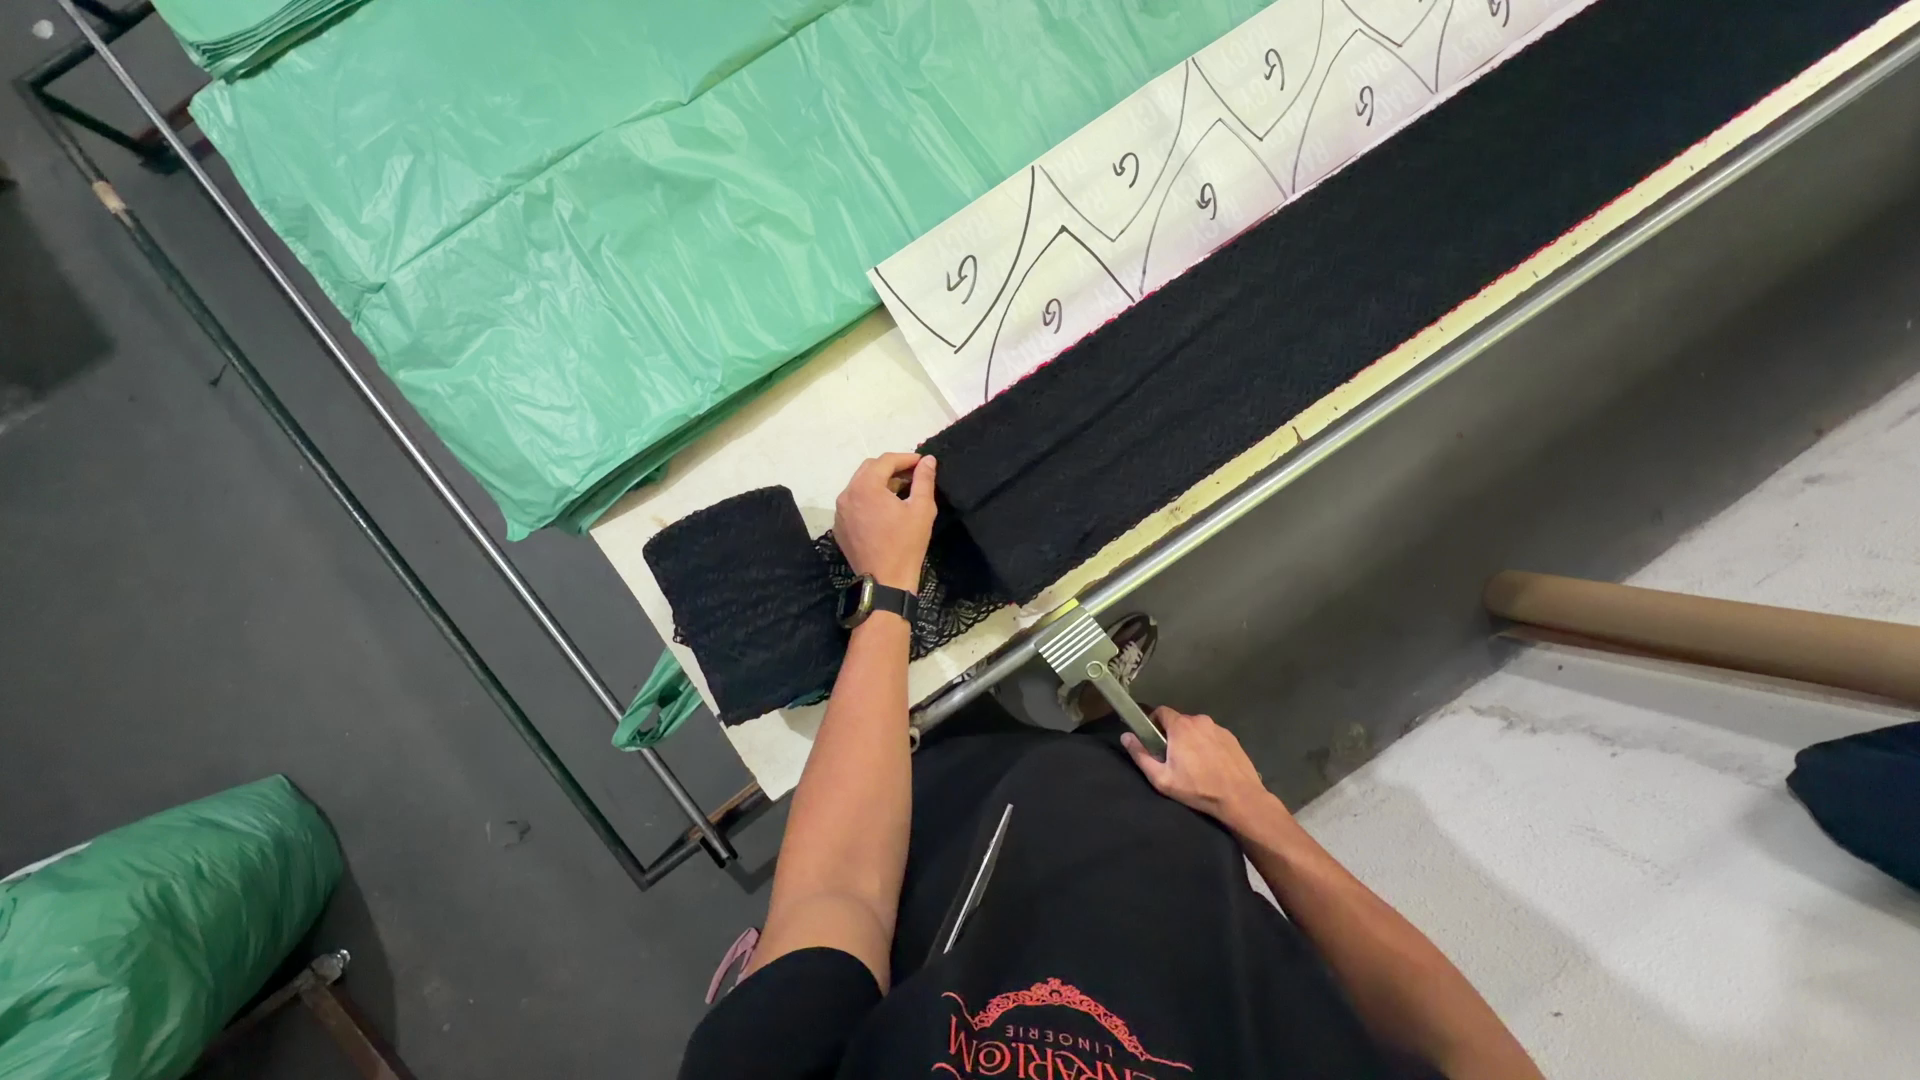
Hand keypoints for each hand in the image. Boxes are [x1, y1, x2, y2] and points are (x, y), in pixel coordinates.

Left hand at [834, 452, 936, 591]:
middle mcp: (847, 494)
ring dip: (879, 483)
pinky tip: (884, 510)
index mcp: (866, 487)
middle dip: (891, 468)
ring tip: (899, 491)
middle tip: (911, 475)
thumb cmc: (906, 544)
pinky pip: (853, 503)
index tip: (921, 463)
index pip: (885, 460)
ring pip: (859, 485)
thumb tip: (928, 460)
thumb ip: (924, 480)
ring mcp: (840, 512)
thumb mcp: (921, 509)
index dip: (906, 458)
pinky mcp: (840, 526)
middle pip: (869, 469)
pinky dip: (868, 499)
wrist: (885, 581)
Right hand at [1123, 708, 1283, 831]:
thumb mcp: (1162, 778)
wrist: (1240, 798)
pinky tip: (1211, 764)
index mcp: (1181, 726)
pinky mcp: (1232, 738)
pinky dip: (1208, 745)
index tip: (1154, 740)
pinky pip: (1212, 736)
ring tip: (1195, 764)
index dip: (1154, 723)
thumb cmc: (1198, 788)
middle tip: (1174, 758)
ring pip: (1197, 729)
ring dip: (1192, 740)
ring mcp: (1218, 728)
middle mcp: (1200, 720)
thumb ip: (1140, 755)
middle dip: (1173, 735)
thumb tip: (1125, 736)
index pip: (1161, 711)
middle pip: (1179, 721)